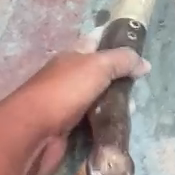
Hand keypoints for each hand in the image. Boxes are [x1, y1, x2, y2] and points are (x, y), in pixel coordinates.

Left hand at [2, 34, 150, 174]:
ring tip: (131, 110)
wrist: (30, 135)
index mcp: (71, 57)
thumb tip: (145, 64)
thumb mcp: (99, 66)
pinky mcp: (65, 130)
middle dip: (118, 78)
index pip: (95, 41)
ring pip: (96, 99)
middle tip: (138, 85)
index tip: (135, 45)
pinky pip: (91, 123)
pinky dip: (103, 124)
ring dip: (112, 104)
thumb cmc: (64, 91)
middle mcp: (67, 78)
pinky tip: (117, 126)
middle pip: (98, 73)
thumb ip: (123, 60)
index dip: (113, 40)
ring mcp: (65, 105)